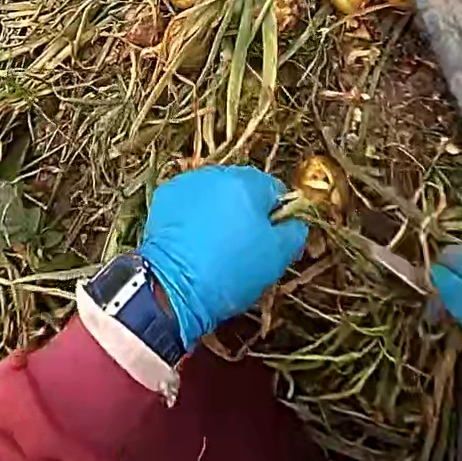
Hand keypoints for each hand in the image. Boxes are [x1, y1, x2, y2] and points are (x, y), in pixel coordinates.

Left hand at [137, 166, 308, 345]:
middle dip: (247, 212)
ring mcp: (189, 182)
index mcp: (248, 182)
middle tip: (243, 247)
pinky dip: (194, 215)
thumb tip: (295, 222)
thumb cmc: (230, 271)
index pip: (276, 190)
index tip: (270, 241)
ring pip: (217, 194)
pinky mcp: (166, 195)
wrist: (173, 287)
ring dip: (220, 211)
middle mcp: (218, 173)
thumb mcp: (276, 257)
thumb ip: (294, 231)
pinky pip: (190, 201)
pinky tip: (192, 240)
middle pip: (244, 189)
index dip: (277, 218)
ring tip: (214, 246)